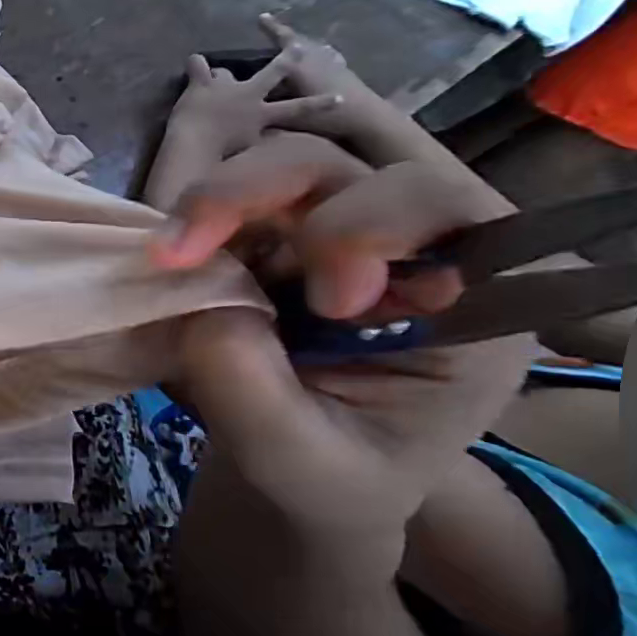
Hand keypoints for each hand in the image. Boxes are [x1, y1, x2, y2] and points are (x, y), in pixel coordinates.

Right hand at [159, 134, 531, 530]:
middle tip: (194, 250)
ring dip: (220, 196)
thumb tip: (201, 305)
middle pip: (352, 170)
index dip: (381, 226)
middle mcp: (401, 246)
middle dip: (269, 191)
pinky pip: (233, 189)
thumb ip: (256, 393)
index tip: (330, 304)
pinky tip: (170, 255)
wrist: (289, 468)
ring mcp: (330, 226)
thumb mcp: (298, 462)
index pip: (452, 216)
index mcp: (466, 307)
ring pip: (285, 161)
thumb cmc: (325, 475)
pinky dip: (195, 212)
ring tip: (171, 255)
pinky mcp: (272, 226)